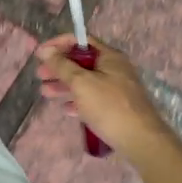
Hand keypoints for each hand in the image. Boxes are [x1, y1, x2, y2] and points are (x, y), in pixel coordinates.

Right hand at [35, 36, 180, 162]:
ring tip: (45, 93)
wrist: (141, 141)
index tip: (40, 54)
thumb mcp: (81, 83)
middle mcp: (115, 69)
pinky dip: (78, 100)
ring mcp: (117, 89)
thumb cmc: (109, 107)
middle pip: (81, 62)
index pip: (81, 41)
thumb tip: (44, 50)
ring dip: (64, 85)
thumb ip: (61, 65)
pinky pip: (93, 98)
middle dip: (59, 67)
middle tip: (40, 75)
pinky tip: (66, 109)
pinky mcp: (116, 108)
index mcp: (110, 57)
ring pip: (85, 81)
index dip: (58, 44)